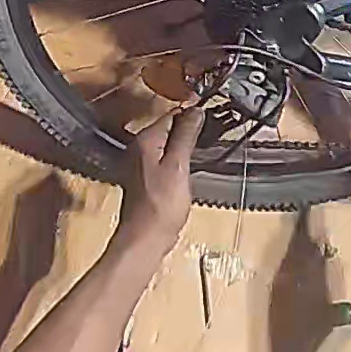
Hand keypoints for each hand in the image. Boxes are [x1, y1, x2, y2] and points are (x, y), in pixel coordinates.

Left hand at [116, 107, 203, 258]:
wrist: (144, 241)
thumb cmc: (162, 204)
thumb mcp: (178, 166)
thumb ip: (186, 135)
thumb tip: (195, 110)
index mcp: (145, 140)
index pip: (171, 113)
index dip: (191, 111)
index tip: (210, 112)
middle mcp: (139, 147)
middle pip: (168, 126)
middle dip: (188, 125)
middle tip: (211, 127)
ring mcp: (140, 163)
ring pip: (166, 143)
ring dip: (184, 142)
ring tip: (204, 143)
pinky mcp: (145, 178)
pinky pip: (164, 158)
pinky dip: (177, 157)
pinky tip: (189, 164)